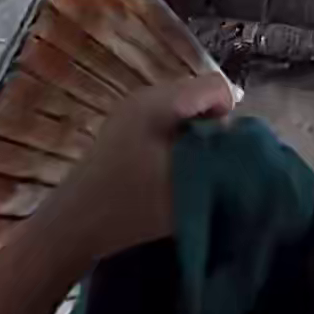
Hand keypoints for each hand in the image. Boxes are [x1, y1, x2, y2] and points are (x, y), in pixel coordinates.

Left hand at [41, 73, 237, 265]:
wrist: (72, 227)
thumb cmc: (131, 204)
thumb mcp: (188, 186)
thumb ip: (221, 161)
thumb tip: (240, 148)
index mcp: (162, 100)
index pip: (216, 86)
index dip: (228, 116)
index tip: (221, 153)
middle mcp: (146, 94)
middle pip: (198, 94)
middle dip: (211, 125)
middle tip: (207, 164)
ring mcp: (131, 109)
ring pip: (182, 109)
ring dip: (193, 134)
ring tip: (189, 169)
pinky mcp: (122, 127)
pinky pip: (163, 120)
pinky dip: (174, 139)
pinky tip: (166, 170)